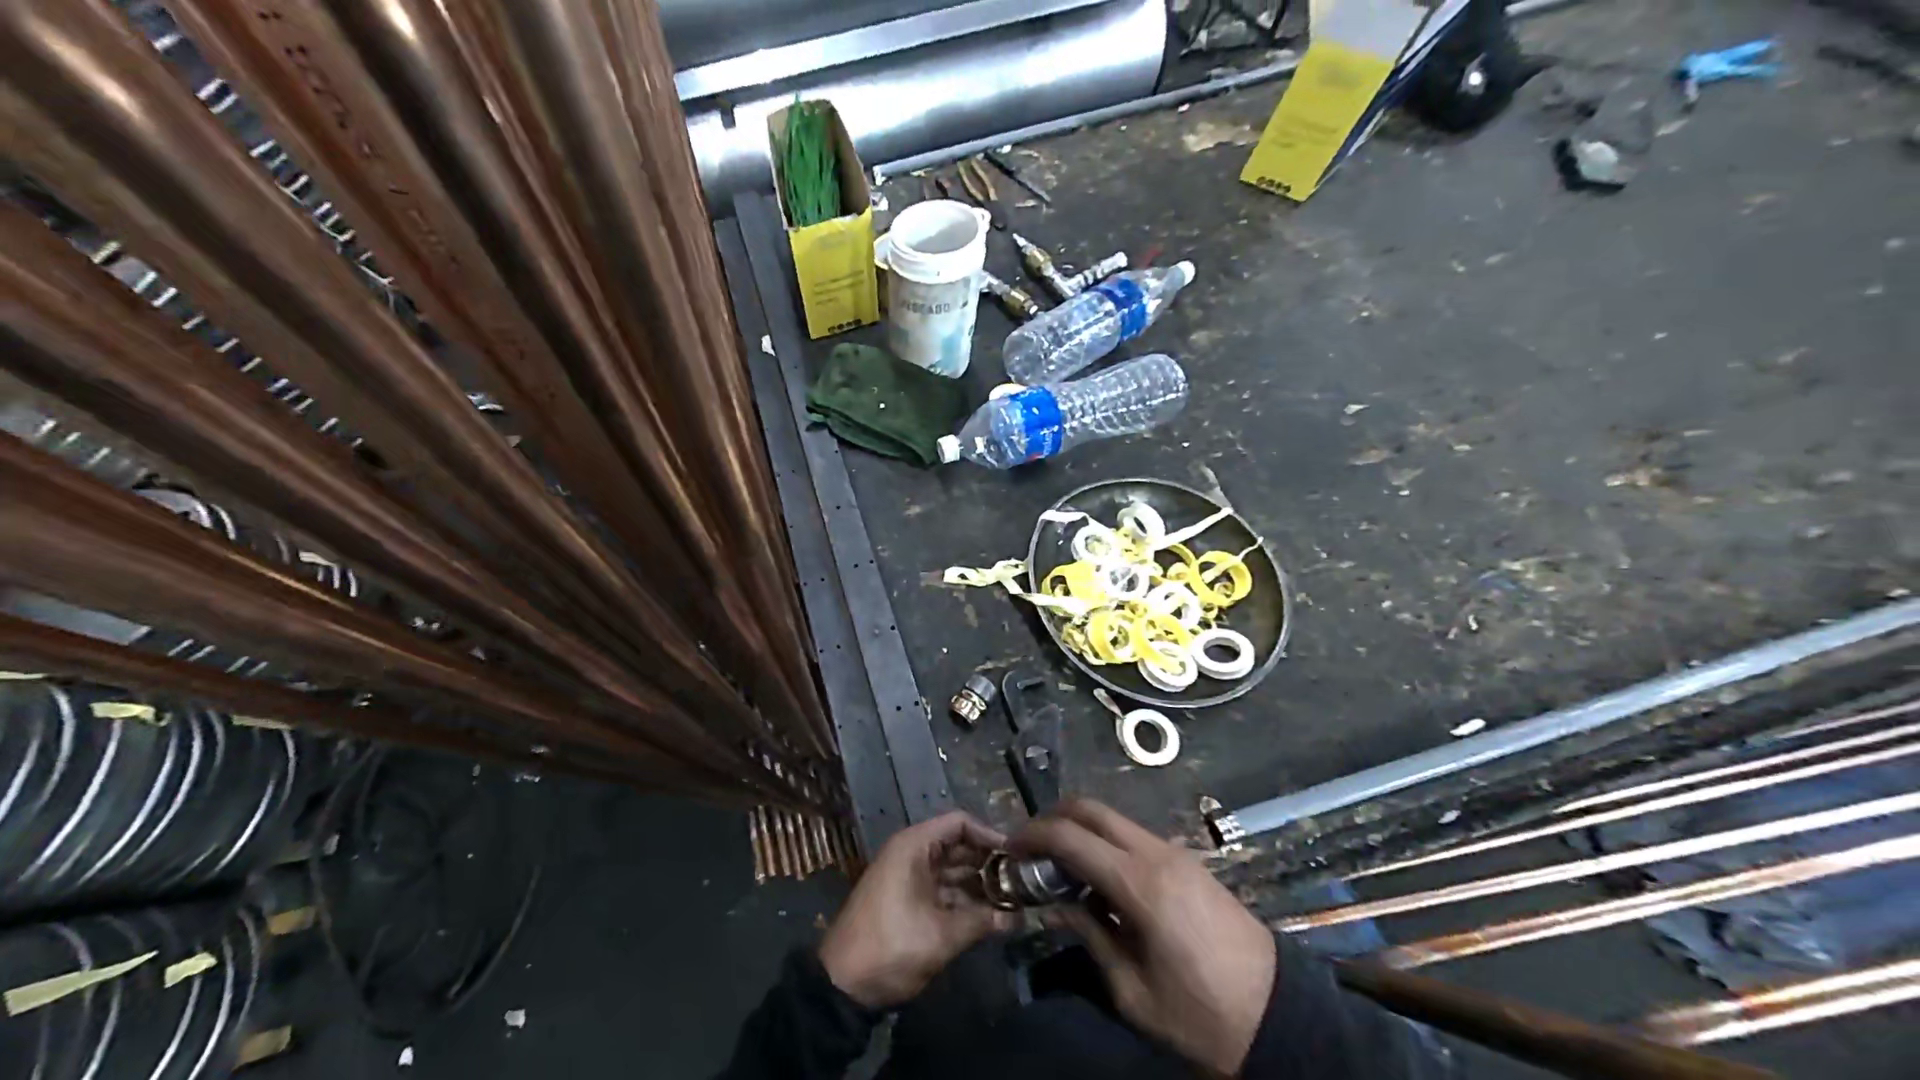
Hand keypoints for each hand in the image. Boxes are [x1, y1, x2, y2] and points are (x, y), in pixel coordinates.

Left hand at [818, 811, 1017, 1008]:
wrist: (842, 984)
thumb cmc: (891, 946)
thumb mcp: (941, 934)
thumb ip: (983, 921)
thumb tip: (1021, 917)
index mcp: (914, 846)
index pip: (959, 823)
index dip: (990, 834)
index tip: (1017, 854)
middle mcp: (913, 854)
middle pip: (959, 847)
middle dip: (990, 863)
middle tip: (1023, 880)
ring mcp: (910, 878)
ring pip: (954, 871)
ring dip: (981, 885)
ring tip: (1016, 900)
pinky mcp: (910, 901)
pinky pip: (944, 891)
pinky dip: (966, 900)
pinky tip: (993, 916)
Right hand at [1012, 800, 1274, 1077]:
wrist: (1278, 1014)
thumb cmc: (1200, 1013)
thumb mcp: (1132, 991)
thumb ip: (1089, 935)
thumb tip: (1053, 904)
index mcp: (1140, 884)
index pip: (1071, 836)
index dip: (1033, 836)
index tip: (1010, 850)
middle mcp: (1156, 853)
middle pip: (1090, 808)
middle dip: (1051, 818)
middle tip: (1030, 849)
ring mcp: (1175, 852)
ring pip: (1112, 818)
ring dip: (1079, 829)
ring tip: (1058, 866)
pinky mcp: (1187, 860)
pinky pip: (1133, 835)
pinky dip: (1103, 841)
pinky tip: (1095, 877)